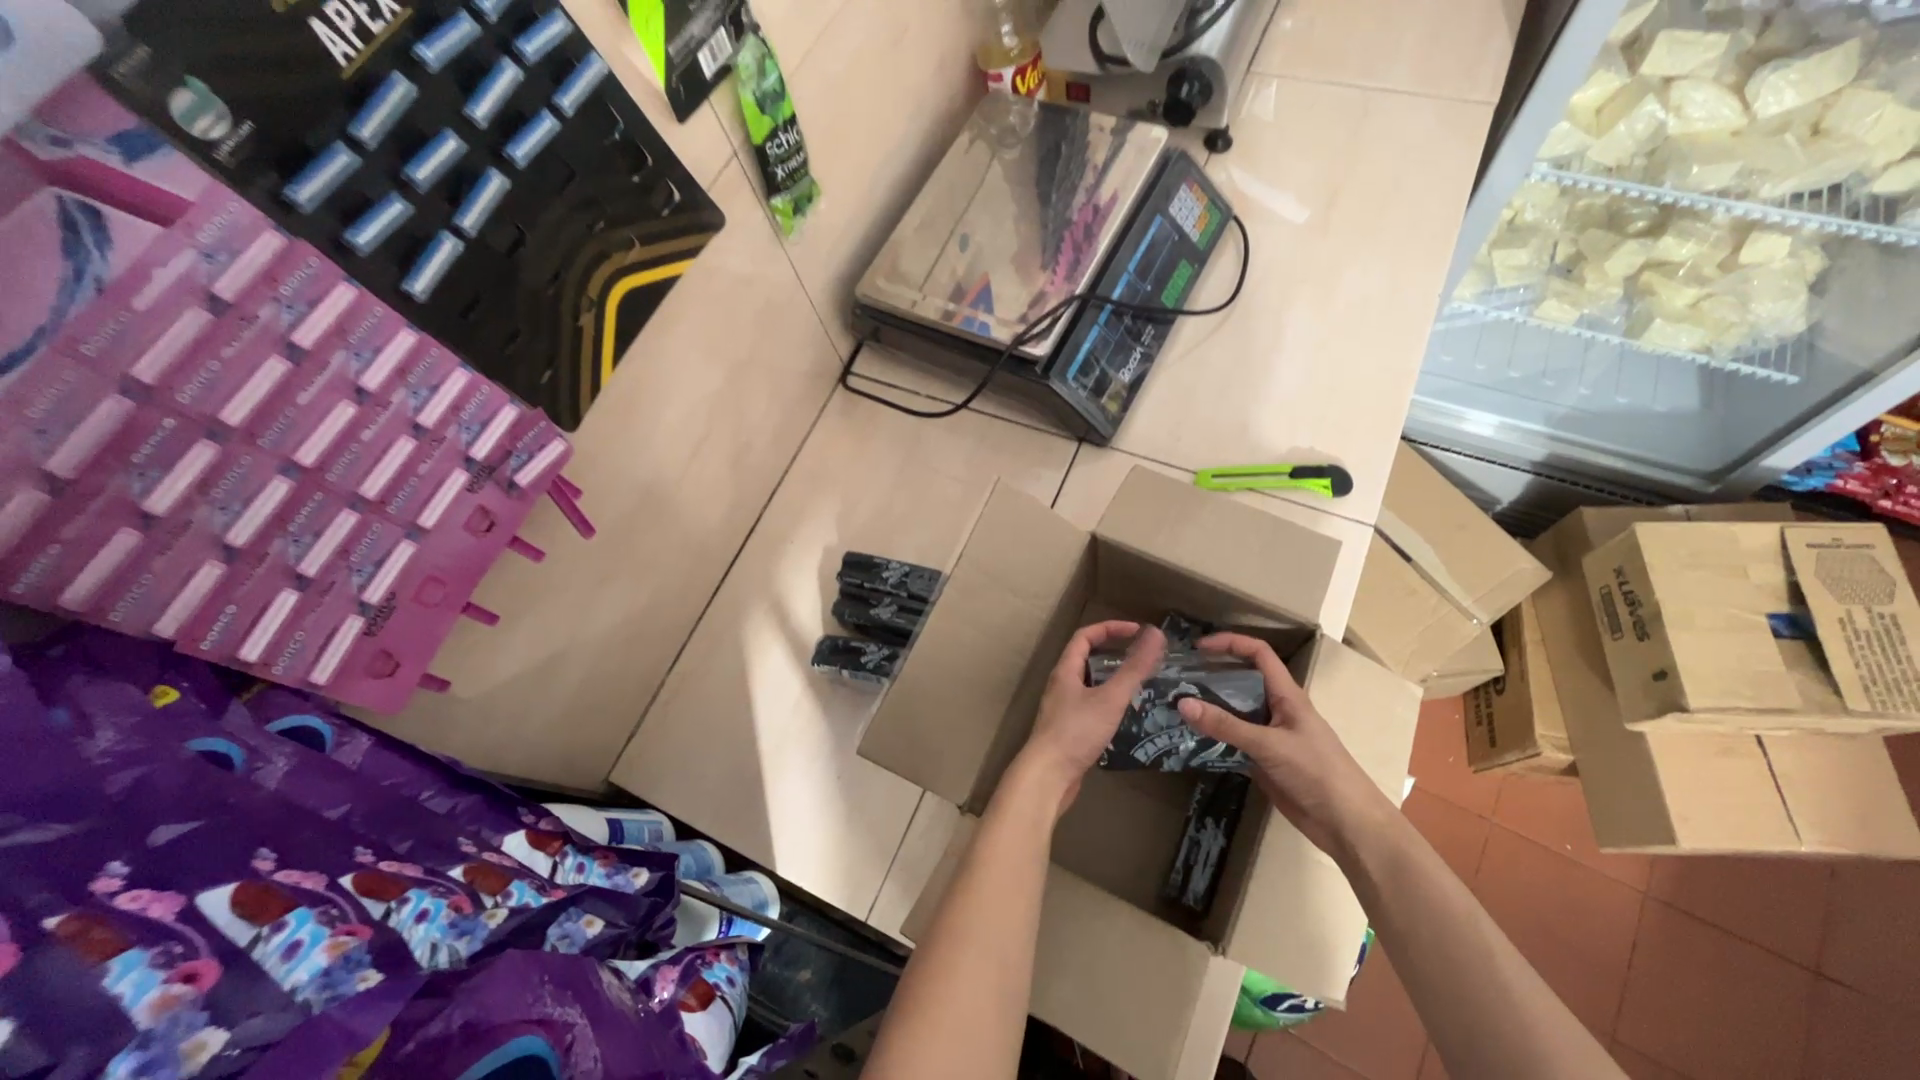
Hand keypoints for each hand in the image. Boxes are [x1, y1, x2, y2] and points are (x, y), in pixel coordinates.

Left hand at [1015, 621, 1165, 809]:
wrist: (1048, 777)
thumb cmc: (1076, 733)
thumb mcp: (1110, 698)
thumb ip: (1133, 668)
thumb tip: (1156, 634)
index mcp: (1065, 671)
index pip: (1085, 636)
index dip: (1111, 628)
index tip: (1138, 631)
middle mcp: (1061, 685)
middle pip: (1086, 659)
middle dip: (1114, 653)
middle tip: (1142, 658)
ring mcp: (1063, 709)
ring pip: (1090, 685)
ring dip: (1113, 680)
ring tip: (1141, 685)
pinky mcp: (1069, 730)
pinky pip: (1091, 706)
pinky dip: (1109, 703)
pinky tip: (1126, 715)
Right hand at [1176, 633, 1391, 854]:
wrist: (1345, 823)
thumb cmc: (1316, 772)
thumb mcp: (1269, 745)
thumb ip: (1226, 726)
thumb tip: (1182, 703)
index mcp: (1287, 695)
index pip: (1259, 654)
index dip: (1231, 643)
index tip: (1199, 648)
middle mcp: (1277, 710)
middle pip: (1241, 683)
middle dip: (1211, 678)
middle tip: (1176, 681)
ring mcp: (1269, 737)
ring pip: (1234, 715)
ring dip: (1208, 711)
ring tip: (1173, 710)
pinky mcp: (1263, 762)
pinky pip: (1232, 744)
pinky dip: (1212, 740)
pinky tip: (1188, 743)